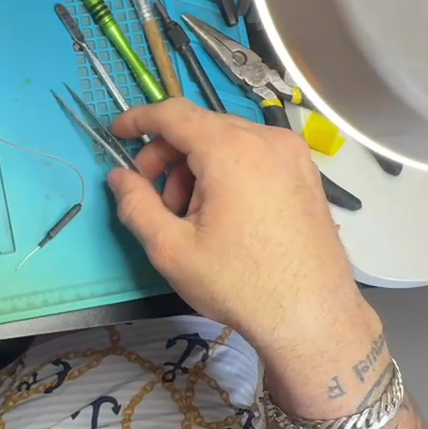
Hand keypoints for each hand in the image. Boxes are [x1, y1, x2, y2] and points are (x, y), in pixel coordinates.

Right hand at [106, 100, 376, 372]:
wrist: (310, 314)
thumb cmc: (237, 282)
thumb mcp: (170, 249)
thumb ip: (136, 205)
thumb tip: (118, 178)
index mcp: (231, 151)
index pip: (174, 114)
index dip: (139, 119)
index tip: (116, 134)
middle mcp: (266, 140)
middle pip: (200, 126)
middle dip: (165, 155)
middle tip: (151, 198)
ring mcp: (292, 155)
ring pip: (226, 142)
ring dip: (194, 168)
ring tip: (187, 216)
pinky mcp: (304, 174)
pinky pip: (252, 156)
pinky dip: (223, 172)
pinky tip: (218, 214)